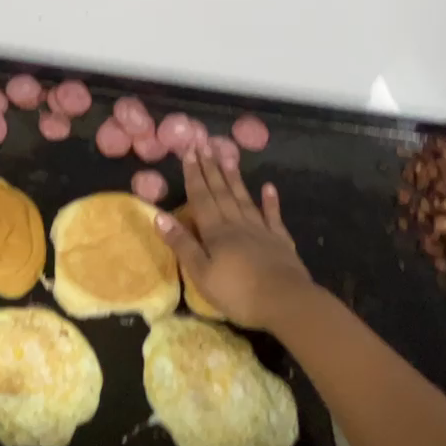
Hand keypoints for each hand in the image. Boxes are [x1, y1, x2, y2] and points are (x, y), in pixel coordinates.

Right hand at [156, 145, 316, 330]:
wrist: (286, 302)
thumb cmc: (238, 292)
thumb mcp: (201, 274)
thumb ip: (182, 244)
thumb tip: (158, 215)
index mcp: (216, 232)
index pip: (201, 197)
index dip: (194, 175)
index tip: (189, 151)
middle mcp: (237, 224)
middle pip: (221, 192)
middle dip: (211, 168)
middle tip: (205, 144)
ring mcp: (261, 230)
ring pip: (243, 198)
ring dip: (234, 178)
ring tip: (228, 157)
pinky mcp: (280, 241)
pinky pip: (273, 216)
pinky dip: (271, 201)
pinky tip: (269, 187)